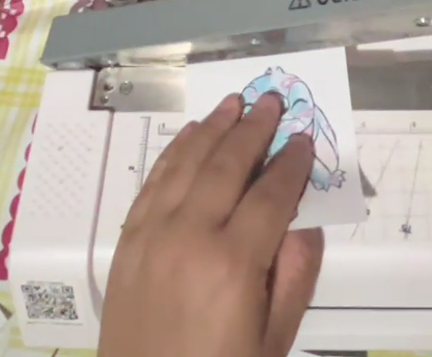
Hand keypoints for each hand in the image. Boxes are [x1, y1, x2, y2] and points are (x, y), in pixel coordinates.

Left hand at [98, 92, 324, 356]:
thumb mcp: (274, 337)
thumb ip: (295, 274)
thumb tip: (304, 218)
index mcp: (233, 264)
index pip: (270, 194)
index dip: (290, 163)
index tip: (303, 138)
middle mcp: (190, 236)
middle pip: (227, 165)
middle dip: (254, 128)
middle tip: (273, 99)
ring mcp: (152, 234)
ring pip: (187, 162)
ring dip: (214, 127)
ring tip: (235, 101)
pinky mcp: (127, 240)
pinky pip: (154, 181)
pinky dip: (174, 151)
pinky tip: (191, 133)